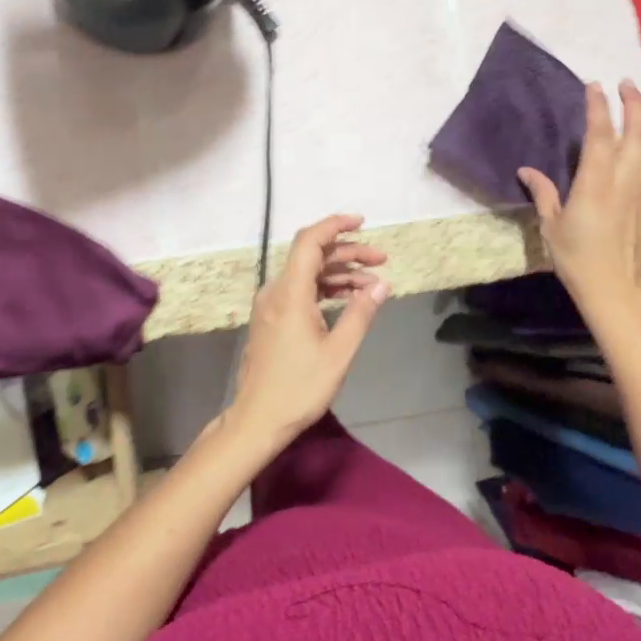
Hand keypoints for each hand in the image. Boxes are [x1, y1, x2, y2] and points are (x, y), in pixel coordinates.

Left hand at [222, 214, 389, 447]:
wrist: (258, 418)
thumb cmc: (300, 388)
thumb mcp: (339, 352)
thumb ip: (361, 313)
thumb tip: (381, 284)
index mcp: (290, 294)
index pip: (310, 242)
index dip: (335, 225)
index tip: (362, 222)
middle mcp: (275, 292)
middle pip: (311, 256)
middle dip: (347, 253)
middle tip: (381, 260)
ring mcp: (269, 307)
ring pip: (306, 275)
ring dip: (338, 273)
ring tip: (371, 283)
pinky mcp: (270, 321)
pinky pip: (298, 292)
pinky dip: (324, 289)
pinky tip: (347, 299)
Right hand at [518, 80, 640, 319]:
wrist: (613, 288)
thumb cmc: (576, 258)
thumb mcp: (551, 226)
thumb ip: (543, 194)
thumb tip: (526, 171)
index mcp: (596, 182)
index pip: (600, 134)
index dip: (598, 107)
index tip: (594, 86)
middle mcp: (624, 180)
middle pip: (637, 131)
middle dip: (633, 103)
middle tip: (626, 84)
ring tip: (640, 105)